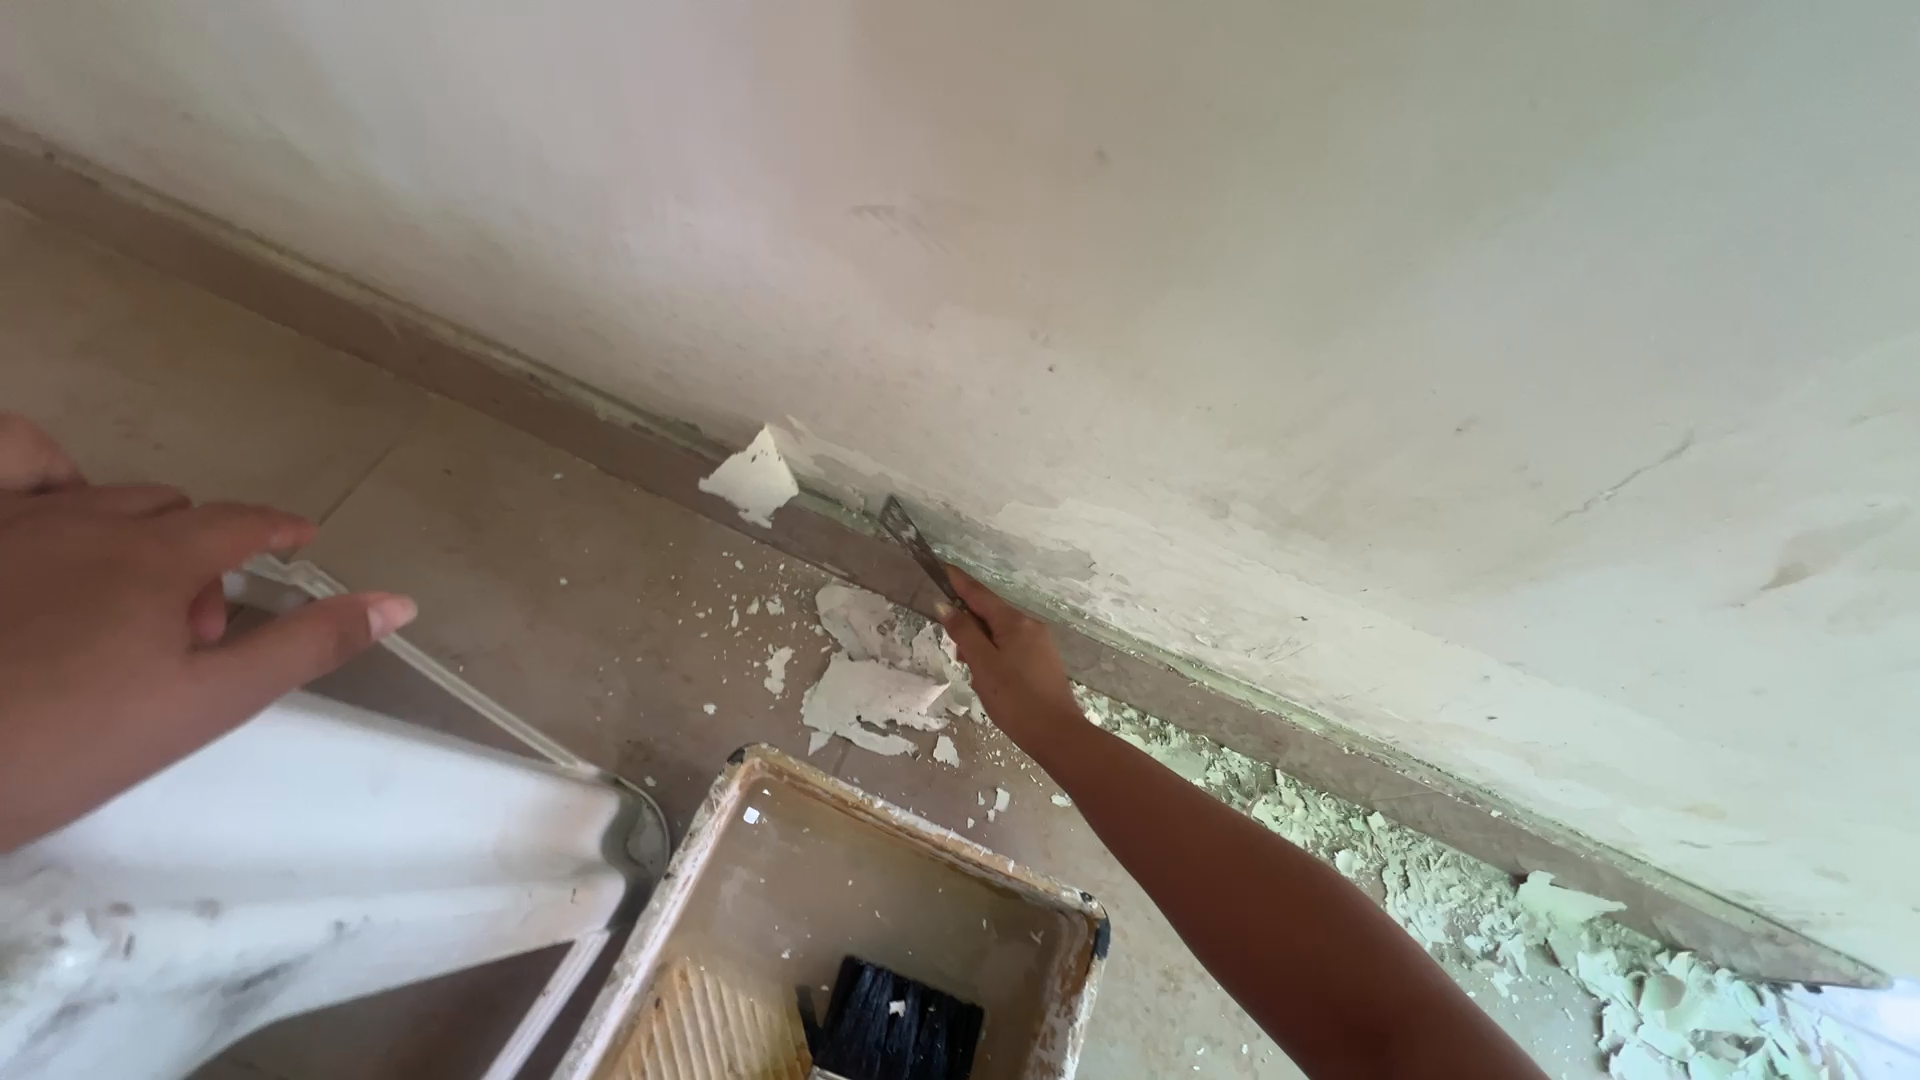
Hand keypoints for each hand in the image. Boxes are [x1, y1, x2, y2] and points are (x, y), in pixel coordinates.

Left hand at [0, 414, 415, 849]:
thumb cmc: (56, 744)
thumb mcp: (206, 704)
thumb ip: (307, 645)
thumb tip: (398, 603)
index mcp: (155, 559)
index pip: (244, 523)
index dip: (281, 530)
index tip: (299, 543)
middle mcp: (80, 521)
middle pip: (175, 511)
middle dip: (202, 556)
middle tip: (184, 629)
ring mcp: (0, 520)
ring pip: (94, 487)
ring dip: (128, 522)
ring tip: (111, 576)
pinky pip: (7, 459)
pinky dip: (37, 473)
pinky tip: (40, 518)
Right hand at [936, 566, 1085, 751]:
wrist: (1056, 734)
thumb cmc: (1015, 698)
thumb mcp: (982, 664)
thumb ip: (963, 633)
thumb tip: (946, 605)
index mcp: (1014, 622)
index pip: (979, 593)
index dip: (958, 581)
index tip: (941, 567)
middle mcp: (1030, 625)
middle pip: (989, 614)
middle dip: (968, 627)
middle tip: (958, 655)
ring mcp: (1039, 643)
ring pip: (999, 634)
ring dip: (981, 646)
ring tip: (977, 676)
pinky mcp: (1043, 661)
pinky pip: (1011, 648)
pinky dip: (994, 656)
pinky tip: (992, 681)